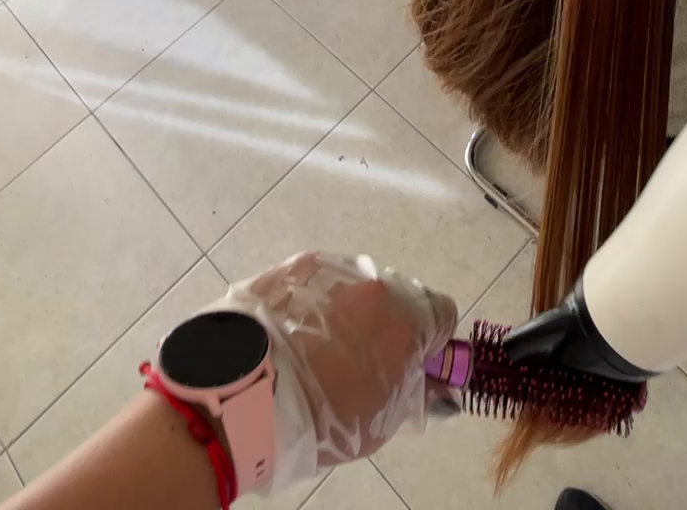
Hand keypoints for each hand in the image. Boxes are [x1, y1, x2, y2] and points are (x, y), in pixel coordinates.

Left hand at [212, 252, 456, 492]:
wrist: (244, 395)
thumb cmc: (319, 418)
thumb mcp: (381, 422)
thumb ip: (417, 393)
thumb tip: (441, 388)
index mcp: (407, 322)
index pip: (443, 314)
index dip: (431, 340)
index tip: (413, 361)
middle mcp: (377, 285)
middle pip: (400, 297)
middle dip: (388, 324)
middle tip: (361, 360)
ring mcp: (335, 270)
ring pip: (358, 286)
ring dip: (350, 310)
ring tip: (318, 347)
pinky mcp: (295, 265)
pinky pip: (319, 280)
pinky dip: (314, 301)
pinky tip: (293, 331)